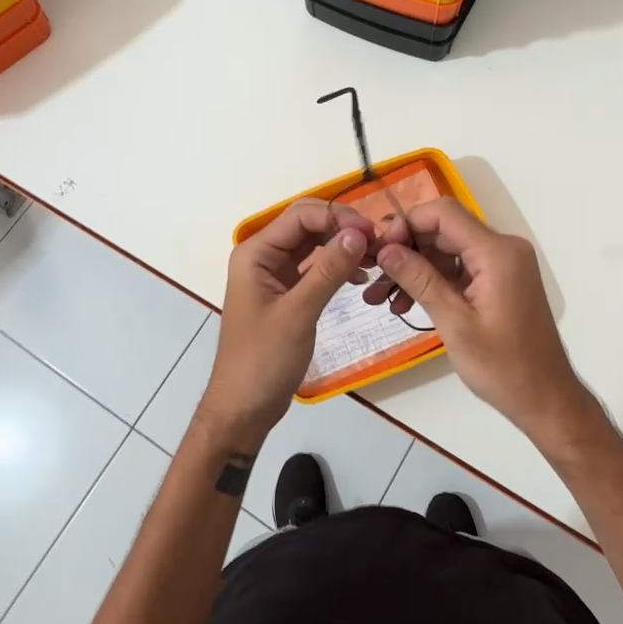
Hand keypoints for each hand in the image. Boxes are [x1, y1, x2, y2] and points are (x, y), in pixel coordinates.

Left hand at [202, 199, 375, 444]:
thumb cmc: (264, 360)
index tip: (374, 234)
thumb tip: (359, 233)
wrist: (243, 407)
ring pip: (312, 245)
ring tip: (375, 259)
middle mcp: (262, 256)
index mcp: (255, 253)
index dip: (338, 218)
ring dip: (341, 247)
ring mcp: (273, 274)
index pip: (301, 216)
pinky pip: (313, 268)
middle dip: (342, 228)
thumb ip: (328, 271)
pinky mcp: (285, 293)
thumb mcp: (299, 313)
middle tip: (379, 244)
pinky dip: (335, 267)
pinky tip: (359, 278)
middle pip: (306, 225)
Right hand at [369, 199, 596, 442]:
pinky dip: (432, 281)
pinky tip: (406, 304)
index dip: (406, 224)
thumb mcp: (454, 323)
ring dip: (413, 269)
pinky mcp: (499, 280)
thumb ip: (419, 280)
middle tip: (373, 278)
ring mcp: (502, 264)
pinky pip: (458, 268)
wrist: (545, 399)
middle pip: (443, 230)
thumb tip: (385, 250)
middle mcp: (503, 248)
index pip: (443, 214)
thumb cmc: (503, 366)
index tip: (379, 250)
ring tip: (381, 298)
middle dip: (405, 250)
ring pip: (446, 250)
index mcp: (497, 252)